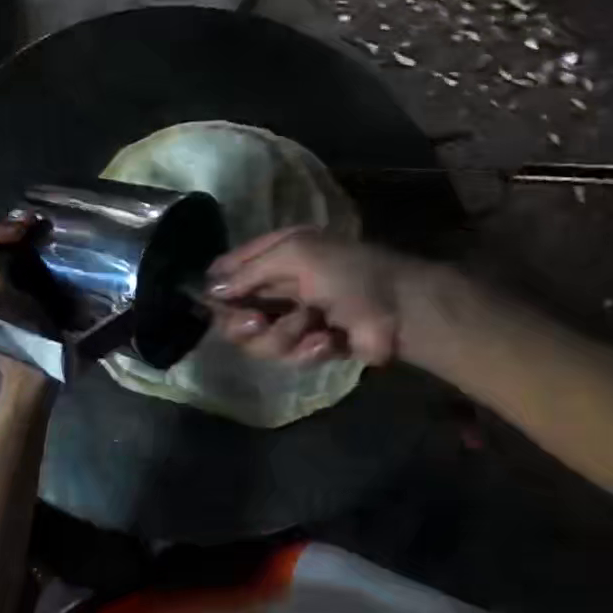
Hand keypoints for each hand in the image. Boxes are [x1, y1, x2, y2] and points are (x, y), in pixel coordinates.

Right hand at [204, 226, 419, 365]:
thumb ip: (248, 271)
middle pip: (229, 313)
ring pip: (254, 340)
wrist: (403, 311)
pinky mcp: (306, 347)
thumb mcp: (295, 255)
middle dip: (242, 322)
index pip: (223, 272)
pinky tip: (326, 341)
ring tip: (308, 326)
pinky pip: (284, 357)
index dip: (216, 290)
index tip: (217, 302)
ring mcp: (287, 319)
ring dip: (280, 335)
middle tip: (256, 322)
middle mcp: (272, 287)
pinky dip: (305, 350)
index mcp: (270, 256)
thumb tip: (209, 291)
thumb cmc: (349, 272)